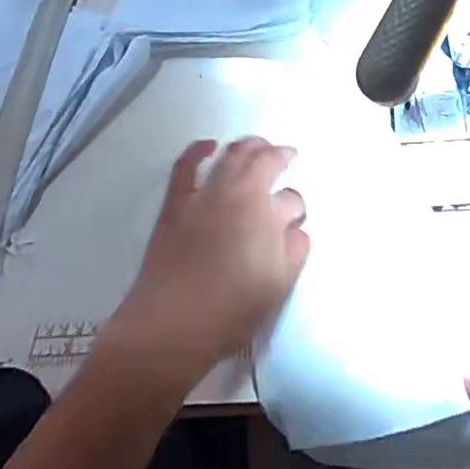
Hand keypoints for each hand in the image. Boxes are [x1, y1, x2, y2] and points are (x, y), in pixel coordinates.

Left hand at [98, 137, 309, 389]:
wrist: (172, 323)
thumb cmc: (231, 311)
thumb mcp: (278, 286)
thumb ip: (293, 251)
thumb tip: (295, 229)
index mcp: (269, 217)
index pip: (292, 199)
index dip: (297, 208)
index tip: (294, 219)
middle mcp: (240, 196)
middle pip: (264, 162)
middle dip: (278, 155)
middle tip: (285, 155)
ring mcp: (206, 195)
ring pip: (232, 155)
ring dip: (248, 145)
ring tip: (258, 145)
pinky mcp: (177, 201)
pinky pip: (187, 164)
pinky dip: (199, 149)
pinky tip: (208, 145)